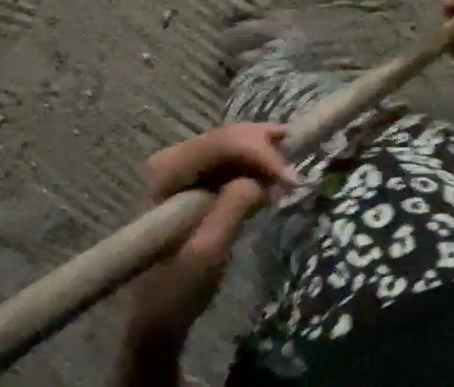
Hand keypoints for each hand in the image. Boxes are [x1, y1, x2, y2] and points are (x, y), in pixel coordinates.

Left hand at [125, 124, 298, 347]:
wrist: (155, 317)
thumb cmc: (175, 289)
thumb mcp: (207, 253)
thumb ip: (233, 207)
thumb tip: (263, 178)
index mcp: (167, 171)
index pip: (221, 143)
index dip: (260, 153)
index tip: (294, 180)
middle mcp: (172, 159)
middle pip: (229, 137)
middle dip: (266, 148)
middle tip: (298, 169)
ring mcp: (183, 168)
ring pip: (232, 145)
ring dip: (264, 154)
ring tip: (293, 166)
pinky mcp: (194, 182)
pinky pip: (231, 161)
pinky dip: (256, 164)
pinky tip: (276, 172)